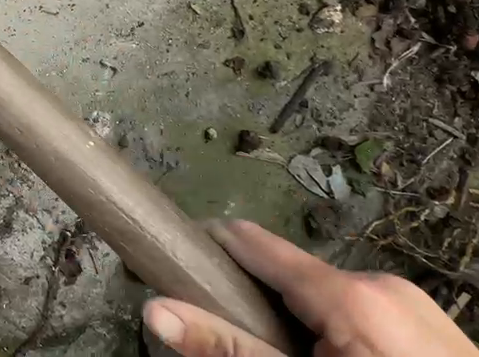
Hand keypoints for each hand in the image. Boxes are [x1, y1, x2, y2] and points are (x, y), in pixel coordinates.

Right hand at [144, 220, 478, 356]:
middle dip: (253, 300)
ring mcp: (413, 306)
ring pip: (318, 292)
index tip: (178, 279)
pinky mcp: (432, 326)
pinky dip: (331, 330)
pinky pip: (357, 309)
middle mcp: (379, 284)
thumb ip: (230, 346)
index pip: (243, 238)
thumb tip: (152, 310)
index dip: (203, 253)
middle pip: (280, 270)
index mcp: (348, 292)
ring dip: (293, 318)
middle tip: (249, 343)